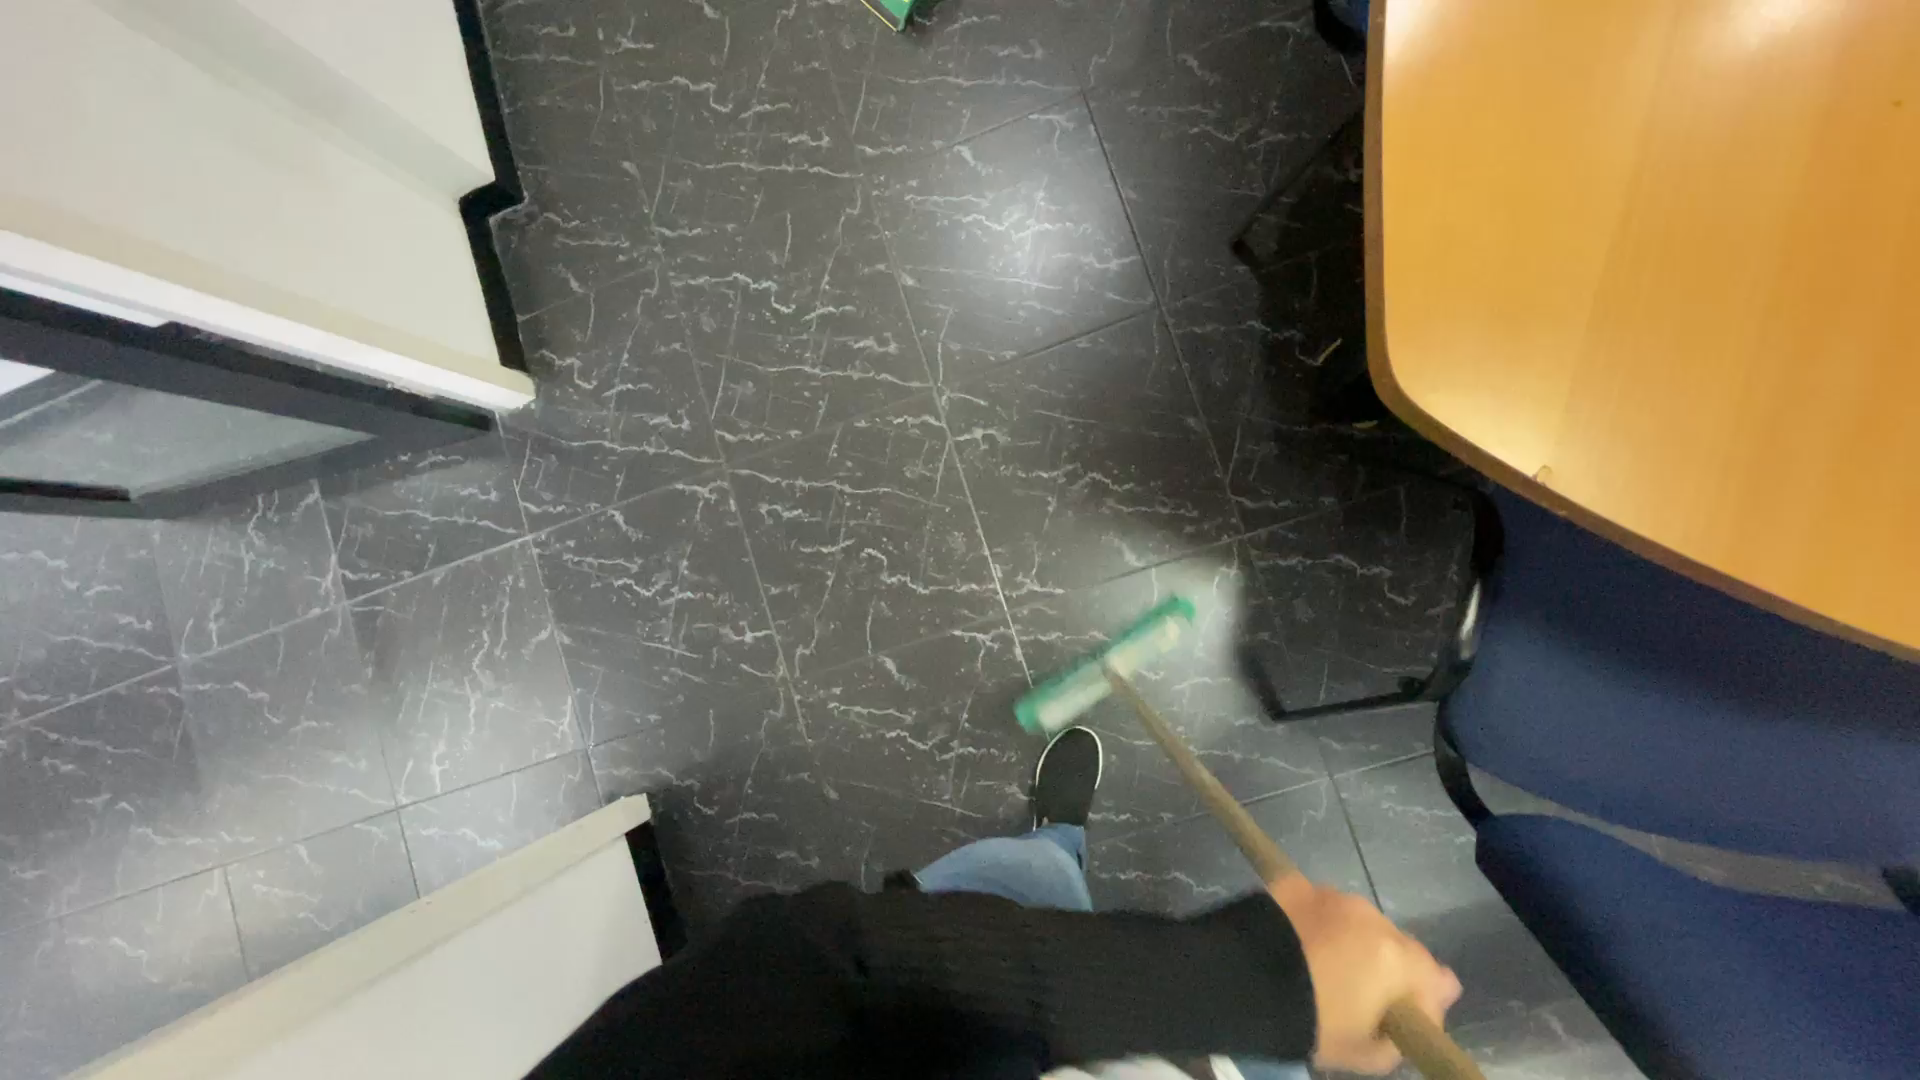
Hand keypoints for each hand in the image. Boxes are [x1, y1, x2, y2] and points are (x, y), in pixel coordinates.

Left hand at [1268, 876, 1461, 1074]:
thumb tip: (1417, 1017)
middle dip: (1385, 965)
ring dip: (1349, 939)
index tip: (1404, 1014)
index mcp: (1397, 958)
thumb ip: (1403, 1037)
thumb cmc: (1314, 1023)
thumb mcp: (1370, 1053)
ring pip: (1356, 921)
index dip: (1424, 998)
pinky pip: (1318, 905)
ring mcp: (1330, 894)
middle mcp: (1370, 917)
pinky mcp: (1294, 883)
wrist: (1245, 980)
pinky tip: (1297, 941)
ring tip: (1321, 964)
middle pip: (1394, 944)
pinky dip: (1315, 920)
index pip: (1435, 976)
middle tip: (1357, 990)